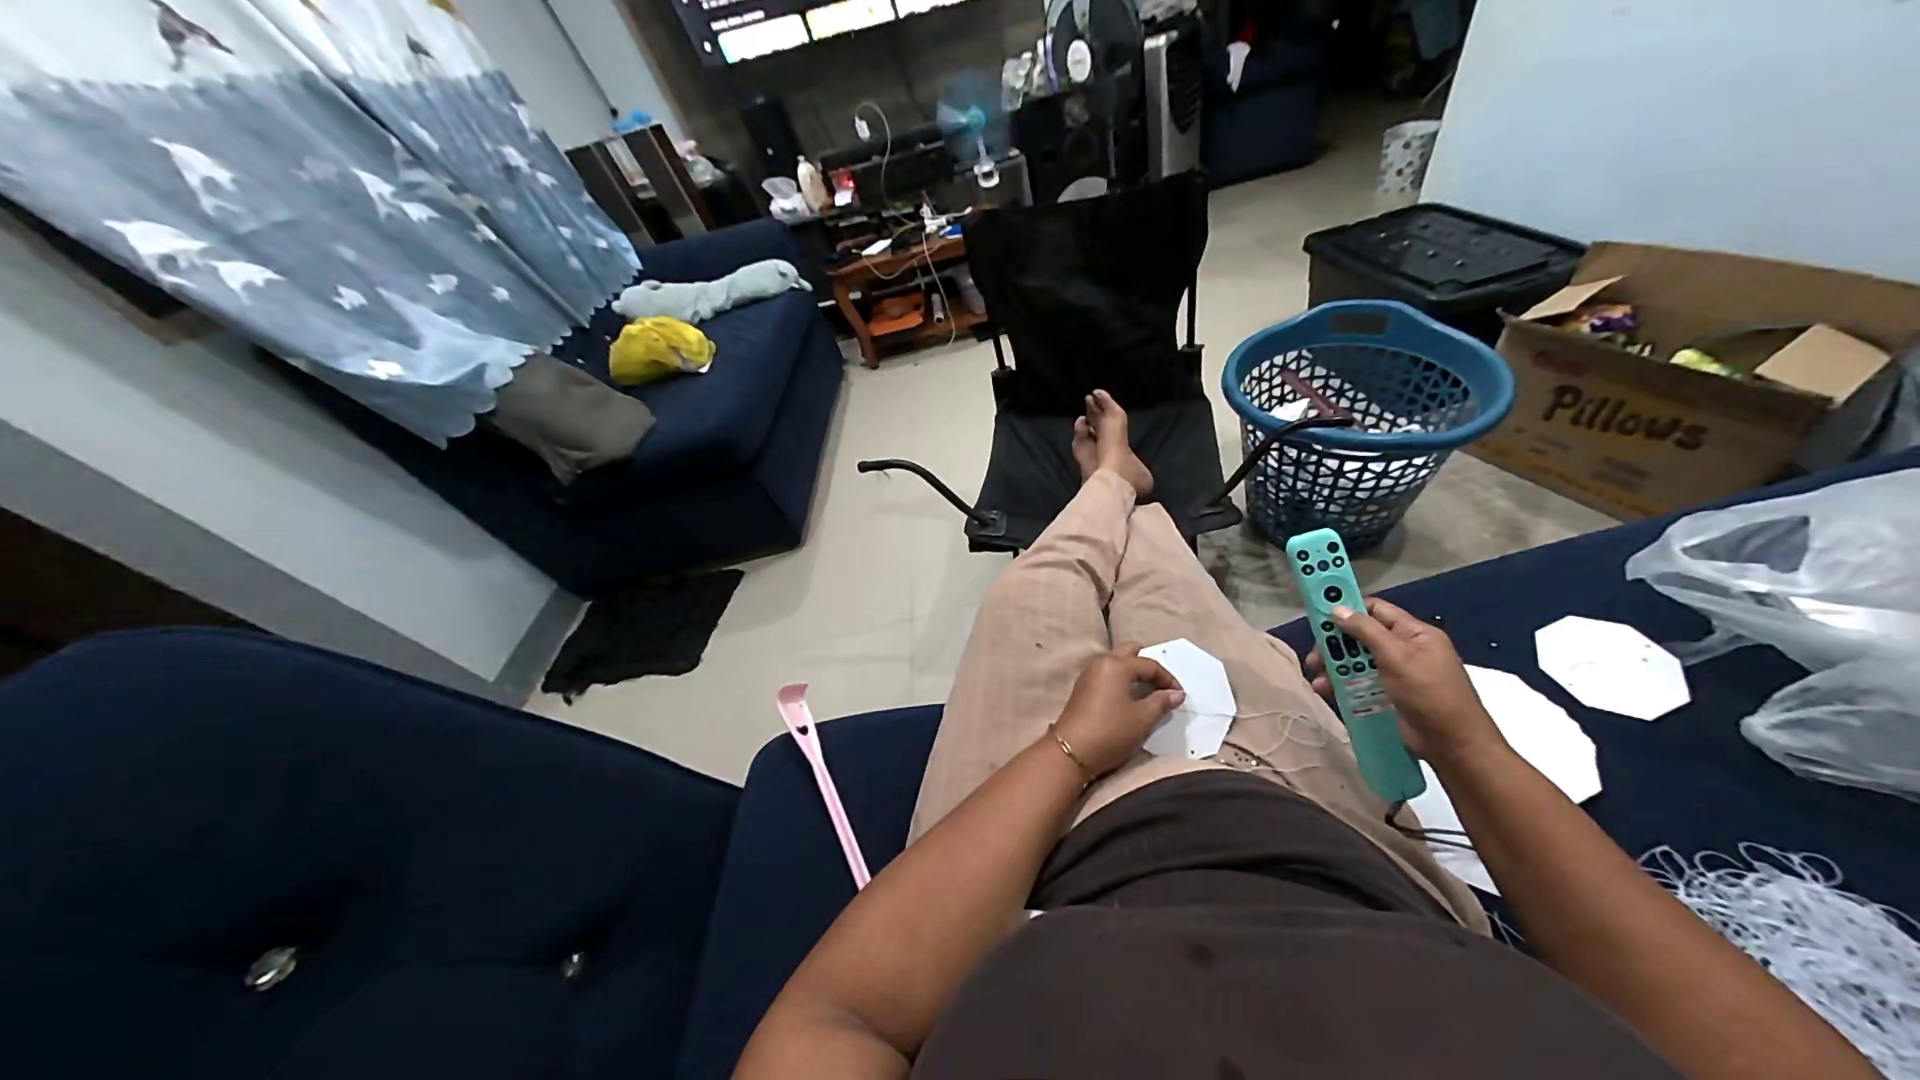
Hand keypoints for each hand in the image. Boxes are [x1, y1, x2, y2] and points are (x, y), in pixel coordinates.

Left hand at [1051, 643, 1185, 776]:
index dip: (1168, 679)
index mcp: (1116, 665)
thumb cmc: (1111, 732)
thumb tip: (1176, 693)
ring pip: (1116, 662)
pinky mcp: (1082, 688)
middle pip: (1129, 652)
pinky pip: (1107, 674)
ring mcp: (1088, 674)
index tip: (1179, 695)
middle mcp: (1100, 663)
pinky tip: (1130, 697)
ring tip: (1148, 691)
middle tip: (1161, 684)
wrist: (1071, 752)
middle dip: (1147, 665)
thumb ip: (1162, 702)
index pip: (1149, 664)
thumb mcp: (1143, 719)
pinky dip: (1121, 680)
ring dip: (1133, 672)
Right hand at [1303, 598, 1508, 764]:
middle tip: (1315, 655)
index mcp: (1414, 633)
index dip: (1348, 609)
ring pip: (1357, 661)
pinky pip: (1359, 682)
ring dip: (1335, 667)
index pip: (1376, 610)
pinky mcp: (1388, 694)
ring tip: (1318, 677)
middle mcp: (1405, 649)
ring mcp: (1396, 673)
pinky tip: (1326, 690)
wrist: (1453, 744)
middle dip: (1336, 644)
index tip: (1320, 615)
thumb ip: (1365, 630)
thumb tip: (1337, 608)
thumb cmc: (1428, 693)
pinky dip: (1342, 684)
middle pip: (1361, 637)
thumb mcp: (1397, 656)